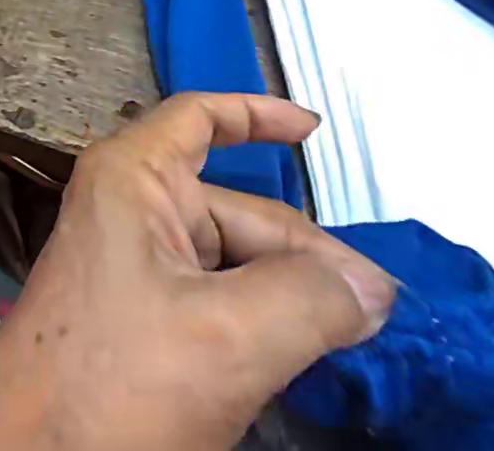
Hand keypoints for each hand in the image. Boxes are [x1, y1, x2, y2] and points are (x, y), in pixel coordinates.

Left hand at [0, 93, 397, 450]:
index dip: (258, 113)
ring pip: (231, 260)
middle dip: (304, 251)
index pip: (201, 118)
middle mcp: (133, 205)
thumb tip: (372, 288)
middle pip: (236, 207)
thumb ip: (310, 301)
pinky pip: (214, 297)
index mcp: (135, 176)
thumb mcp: (226, 337)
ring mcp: (134, 260)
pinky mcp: (139, 311)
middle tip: (378, 304)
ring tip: (355, 330)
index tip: (313, 129)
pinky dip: (259, 317)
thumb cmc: (115, 380)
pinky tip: (304, 347)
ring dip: (289, 292)